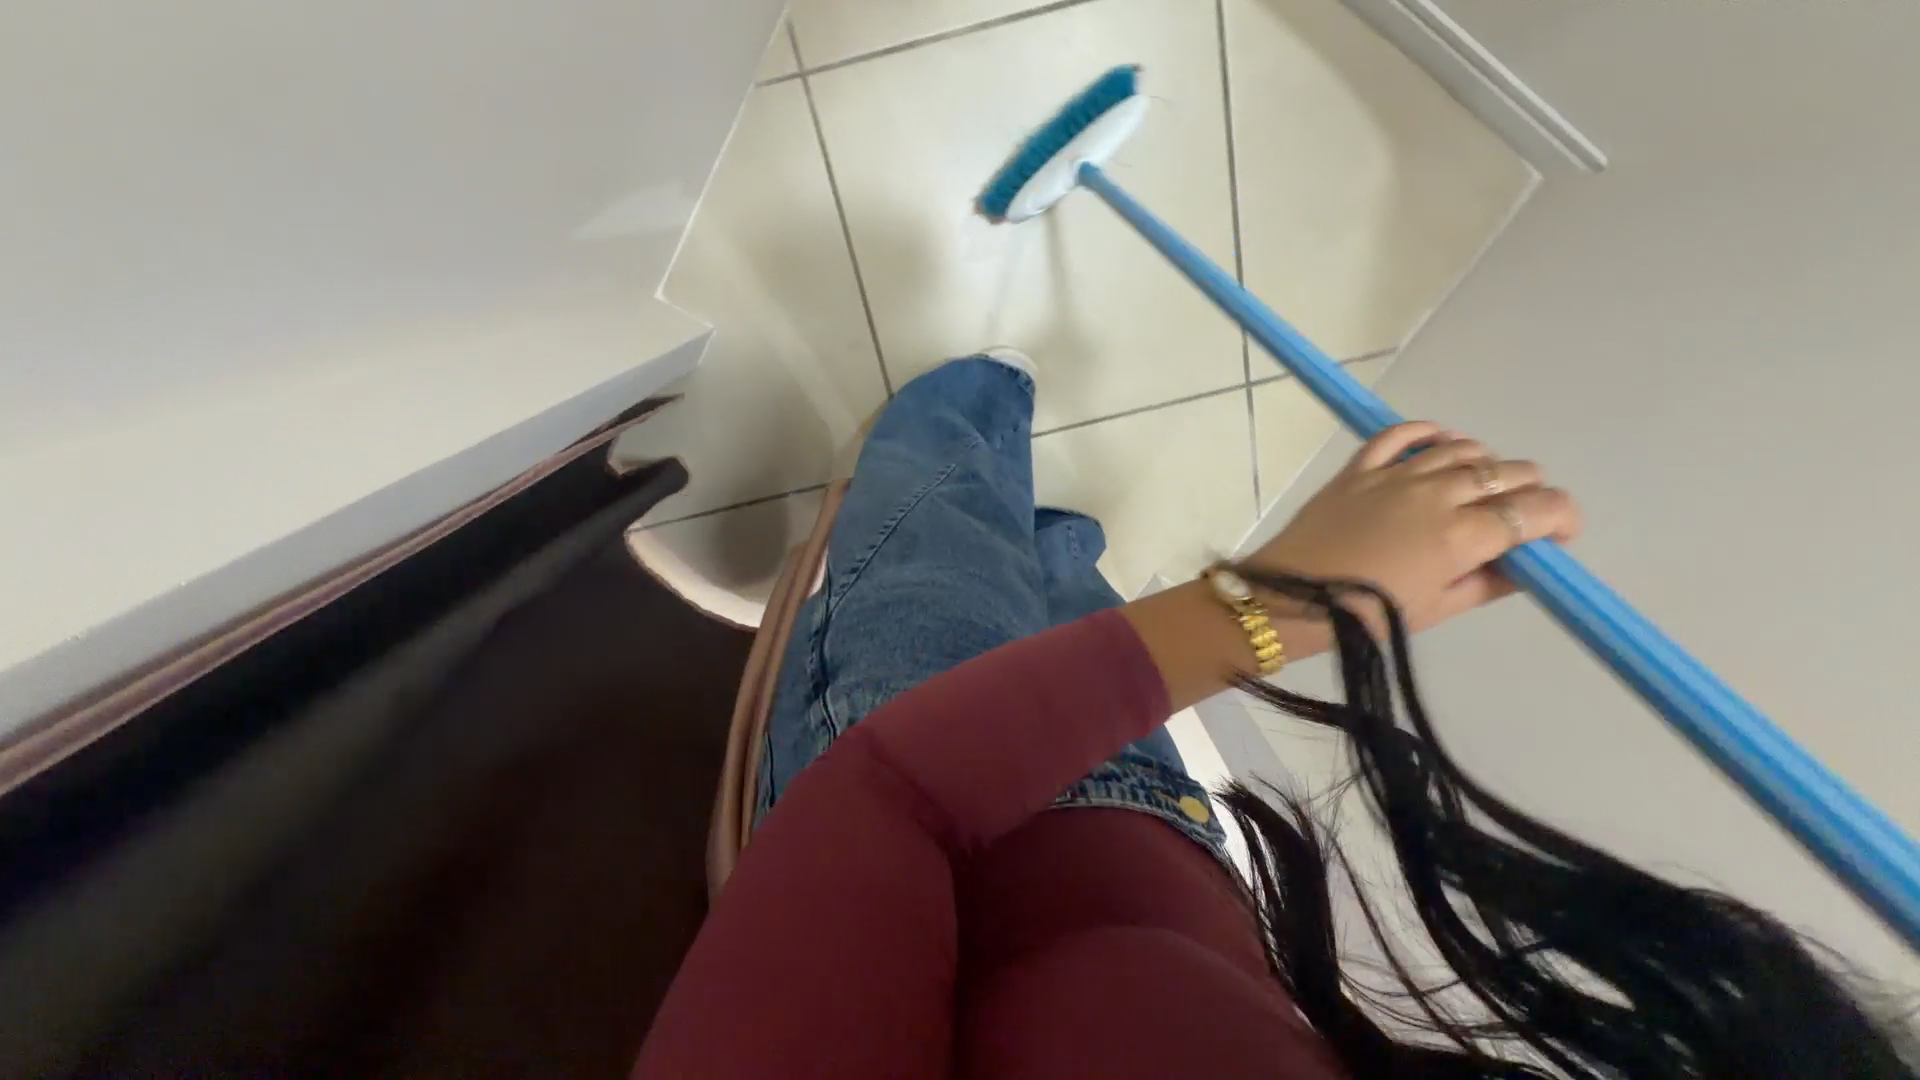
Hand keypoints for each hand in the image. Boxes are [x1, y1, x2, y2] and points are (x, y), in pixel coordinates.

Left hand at [1245, 421, 1582, 634]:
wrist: (1288, 598)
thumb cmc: (1364, 616)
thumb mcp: (1435, 609)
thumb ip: (1488, 583)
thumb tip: (1527, 566)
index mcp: (1461, 536)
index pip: (1537, 509)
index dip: (1563, 517)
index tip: (1560, 534)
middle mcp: (1436, 495)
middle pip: (1505, 473)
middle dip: (1528, 490)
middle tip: (1519, 513)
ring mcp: (1394, 476)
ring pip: (1459, 450)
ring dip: (1483, 462)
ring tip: (1483, 483)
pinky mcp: (1358, 469)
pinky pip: (1399, 436)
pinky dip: (1427, 433)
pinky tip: (1440, 441)